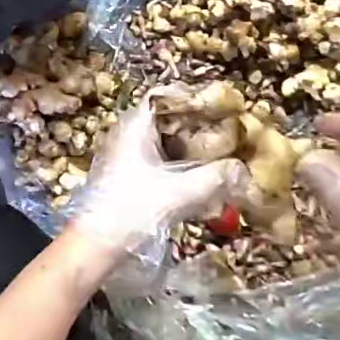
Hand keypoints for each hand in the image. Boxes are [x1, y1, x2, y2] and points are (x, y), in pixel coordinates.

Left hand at [65, 87, 245, 258]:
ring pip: (163, 139)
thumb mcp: (177, 194)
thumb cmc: (130, 211)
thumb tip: (245, 169)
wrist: (94, 245)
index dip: (192, 96)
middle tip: (227, 131)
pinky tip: (200, 176)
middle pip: (166, 116)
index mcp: (134, 126)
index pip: (163, 95)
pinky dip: (179, 162)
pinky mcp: (128, 174)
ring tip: (220, 152)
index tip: (219, 107)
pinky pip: (159, 158)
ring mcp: (126, 154)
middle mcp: (128, 134)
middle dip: (197, 123)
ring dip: (189, 144)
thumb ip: (214, 178)